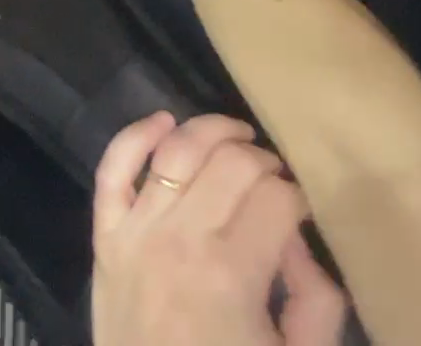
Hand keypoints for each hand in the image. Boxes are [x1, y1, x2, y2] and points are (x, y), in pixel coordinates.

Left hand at [92, 113, 346, 345]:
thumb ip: (315, 299)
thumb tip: (297, 240)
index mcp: (231, 273)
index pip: (278, 197)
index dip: (299, 197)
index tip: (302, 213)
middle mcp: (181, 239)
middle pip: (232, 162)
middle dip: (264, 162)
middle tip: (274, 183)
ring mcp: (136, 232)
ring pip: (176, 150)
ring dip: (211, 131)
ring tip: (237, 137)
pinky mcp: (104, 235)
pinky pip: (112, 169)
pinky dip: (134, 135)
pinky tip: (162, 121)